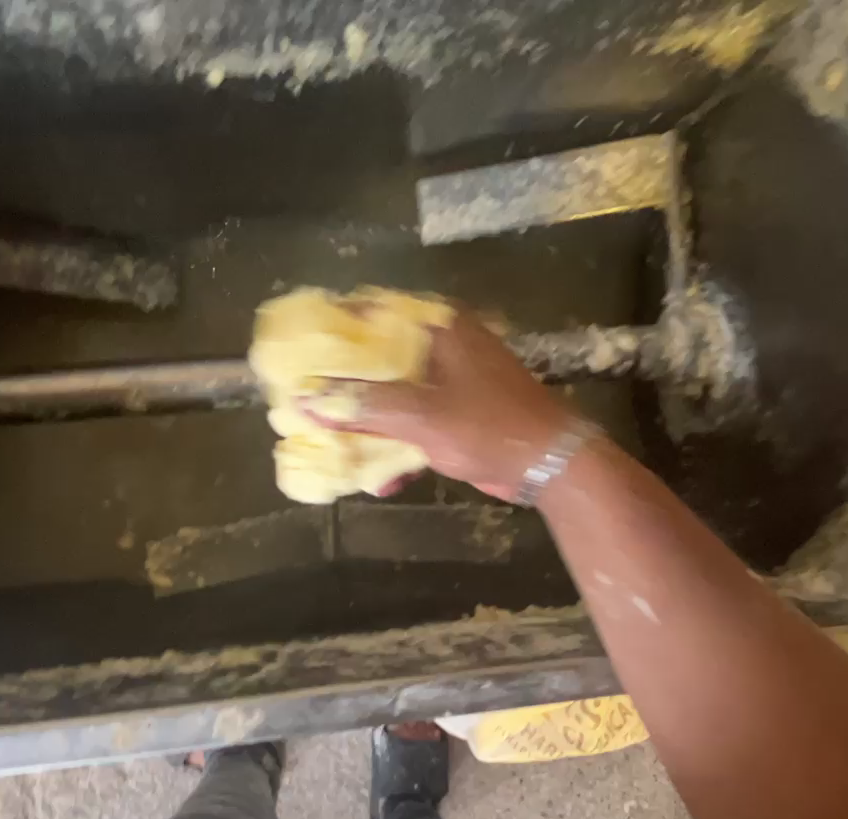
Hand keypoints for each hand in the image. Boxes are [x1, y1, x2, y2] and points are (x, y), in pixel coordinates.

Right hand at [315, 311, 581, 500]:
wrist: (550, 464)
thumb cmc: (488, 426)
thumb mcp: (420, 415)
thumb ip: (362, 406)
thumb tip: (305, 399)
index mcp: (436, 327)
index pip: (369, 313)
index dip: (331, 331)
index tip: (297, 355)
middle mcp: (440, 346)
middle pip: (376, 358)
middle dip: (343, 389)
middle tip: (307, 407)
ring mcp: (449, 381)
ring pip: (392, 394)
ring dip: (368, 424)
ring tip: (334, 447)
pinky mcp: (456, 412)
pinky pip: (413, 421)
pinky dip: (397, 444)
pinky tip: (382, 476)